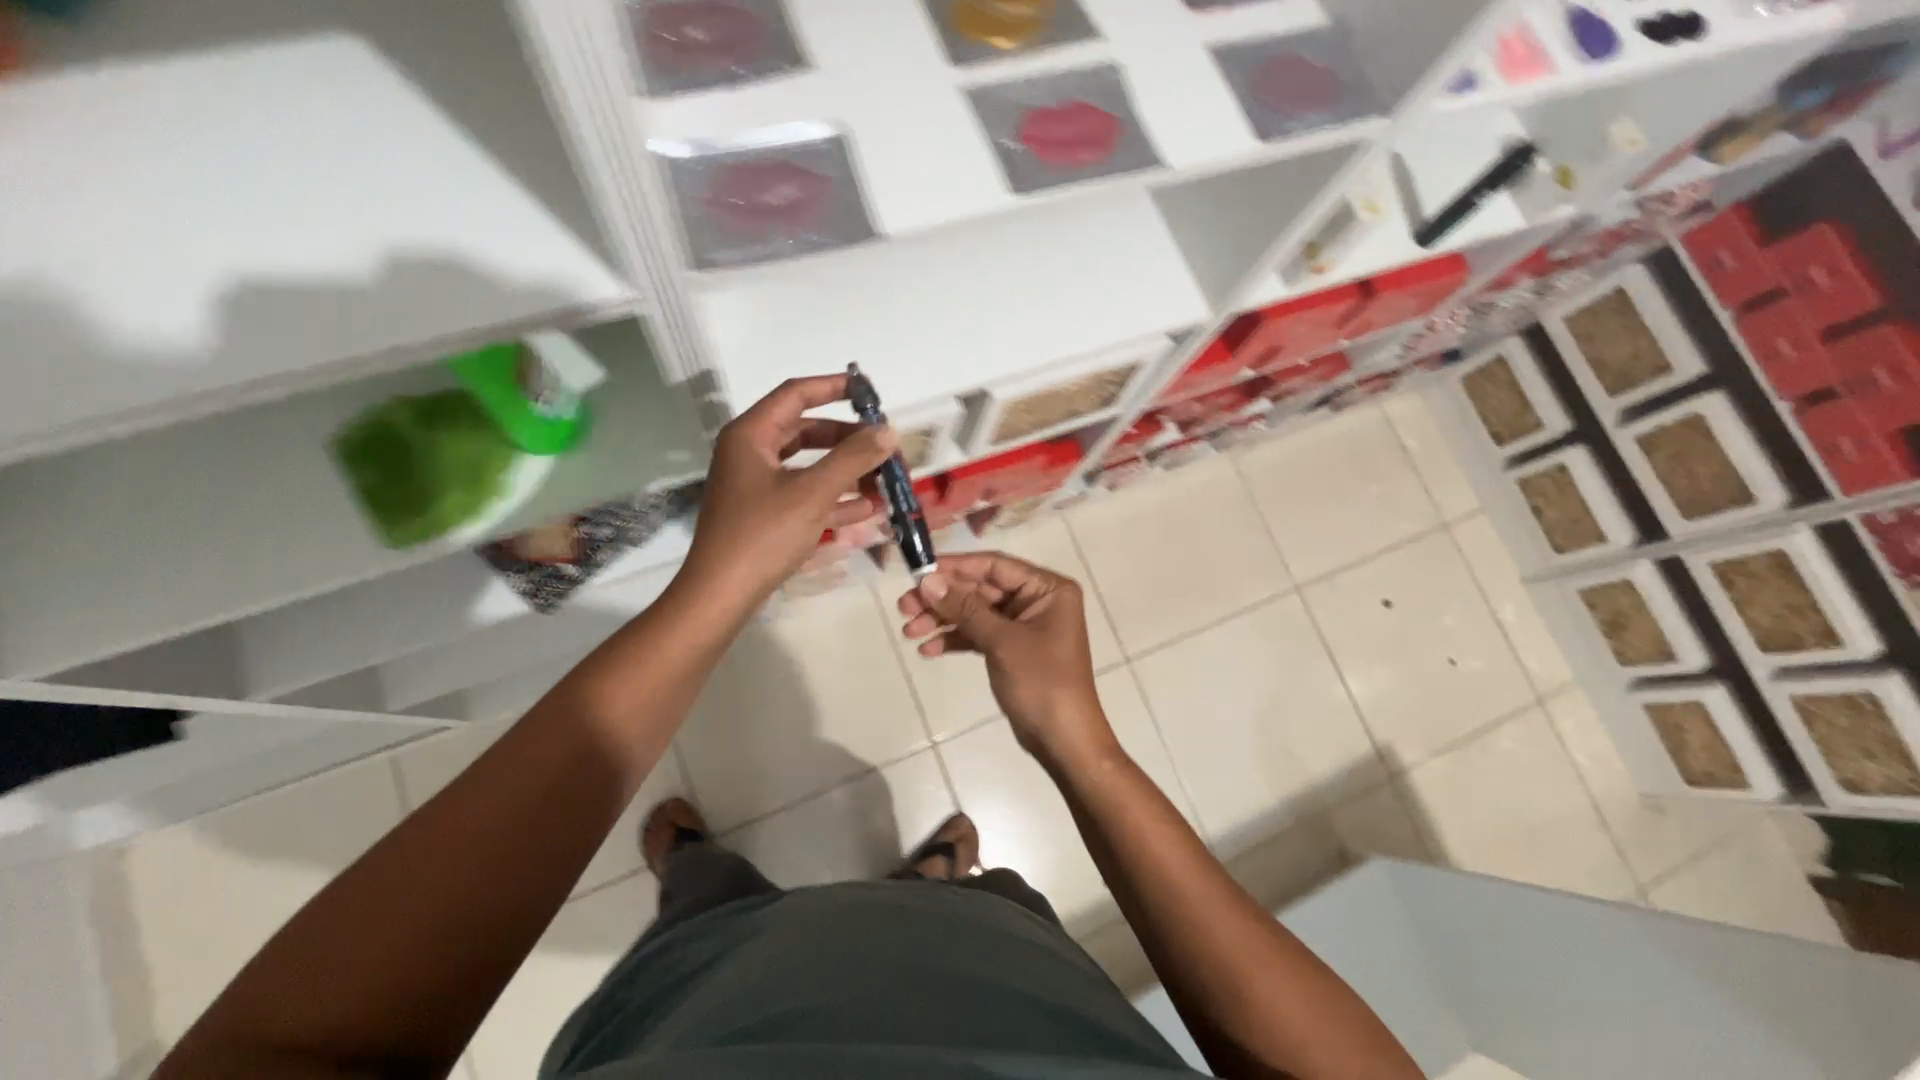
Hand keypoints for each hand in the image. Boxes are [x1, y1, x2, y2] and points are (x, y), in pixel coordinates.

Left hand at [681, 376, 895, 605]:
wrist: (721, 593)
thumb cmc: (762, 534)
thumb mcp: (812, 493)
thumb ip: (853, 458)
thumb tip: (888, 431)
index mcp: (751, 435)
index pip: (795, 394)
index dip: (833, 388)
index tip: (869, 391)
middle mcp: (750, 453)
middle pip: (806, 432)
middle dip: (848, 440)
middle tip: (884, 446)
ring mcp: (756, 486)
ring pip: (809, 466)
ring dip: (846, 471)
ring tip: (885, 479)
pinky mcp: (764, 515)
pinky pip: (804, 495)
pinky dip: (834, 499)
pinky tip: (868, 508)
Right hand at [897, 553, 1116, 765]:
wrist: (1063, 740)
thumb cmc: (1041, 683)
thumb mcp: (1002, 641)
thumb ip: (964, 608)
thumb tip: (927, 580)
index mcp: (1047, 589)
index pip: (995, 566)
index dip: (955, 567)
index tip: (918, 572)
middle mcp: (1037, 600)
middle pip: (981, 589)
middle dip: (943, 599)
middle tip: (904, 607)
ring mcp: (1024, 626)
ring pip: (975, 613)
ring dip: (943, 620)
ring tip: (908, 632)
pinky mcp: (1012, 649)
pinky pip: (979, 635)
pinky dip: (955, 640)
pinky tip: (928, 650)